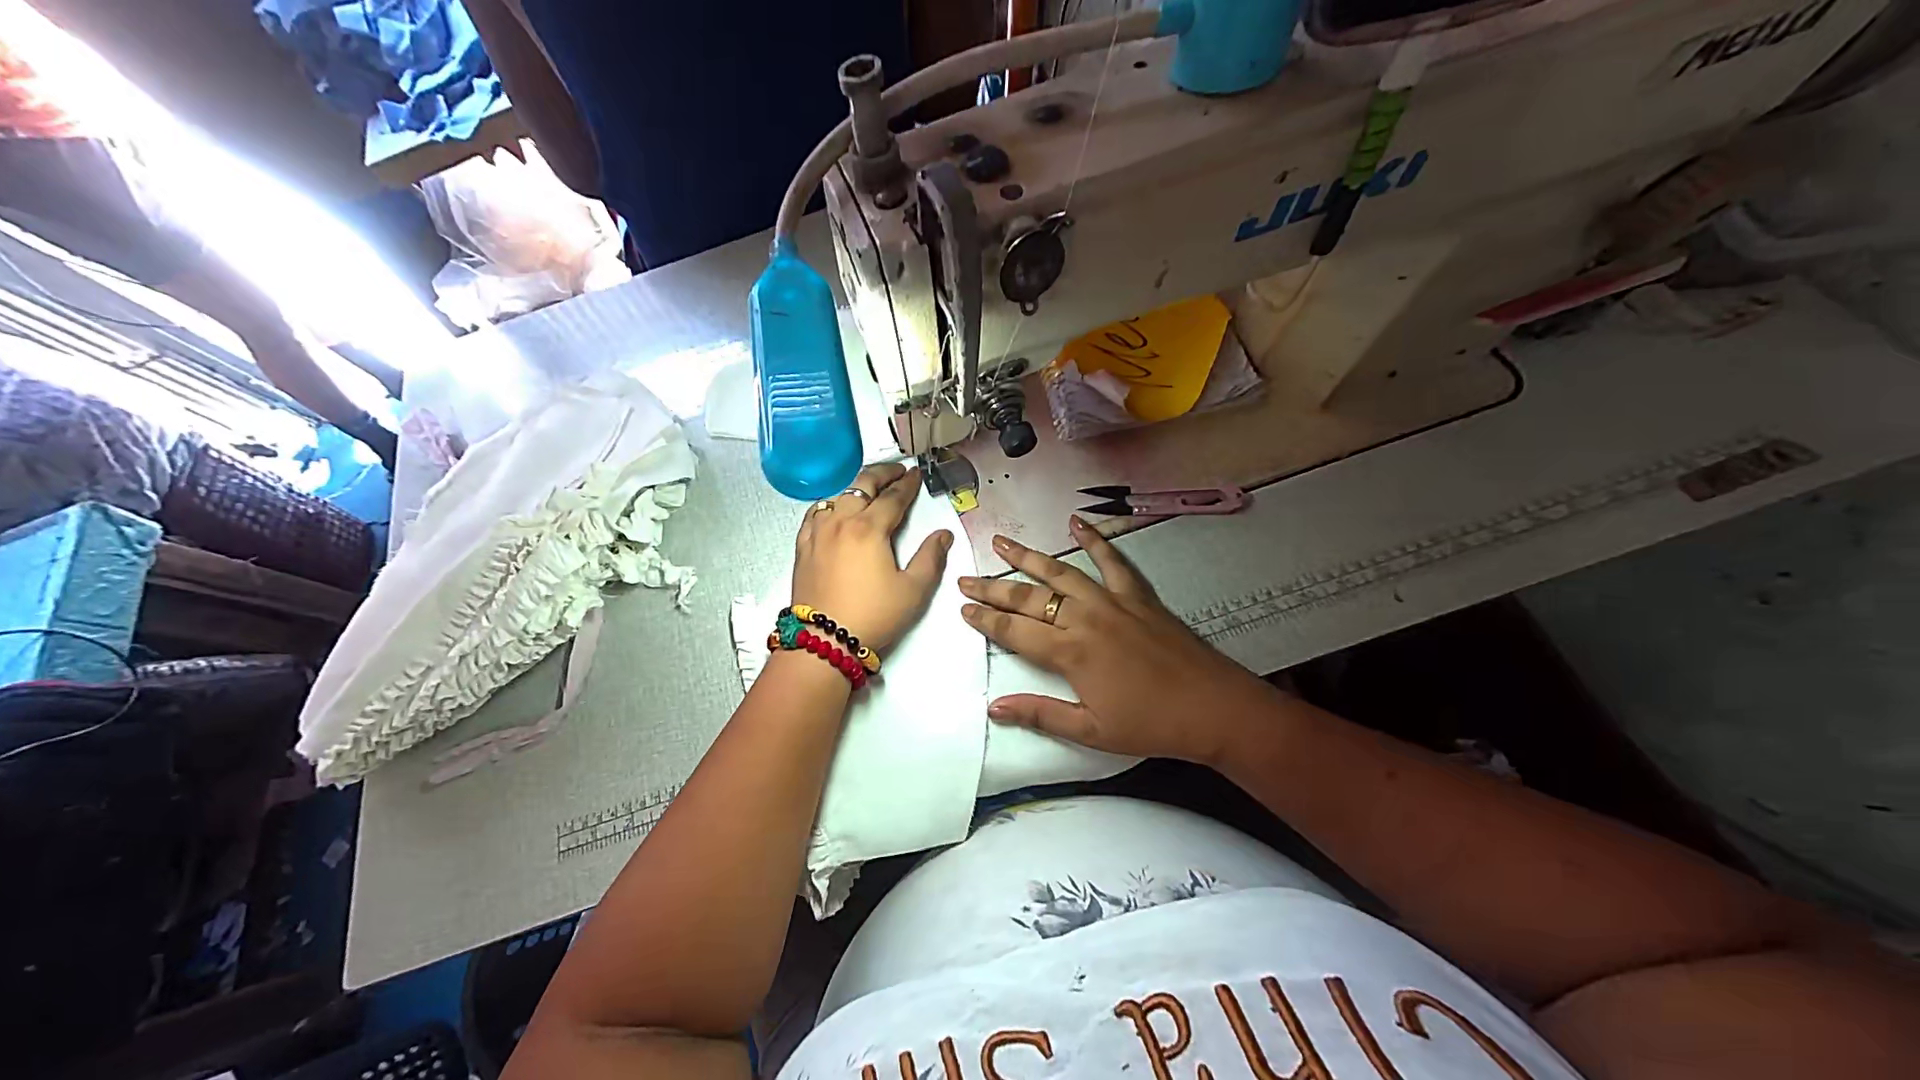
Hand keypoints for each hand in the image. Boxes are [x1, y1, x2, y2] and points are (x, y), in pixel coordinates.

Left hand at [791, 464, 951, 652]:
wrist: (824, 641)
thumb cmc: (872, 617)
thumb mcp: (913, 591)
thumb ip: (931, 559)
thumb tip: (942, 536)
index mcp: (869, 529)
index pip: (893, 497)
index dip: (907, 484)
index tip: (915, 475)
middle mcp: (840, 523)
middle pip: (862, 485)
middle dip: (882, 474)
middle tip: (897, 471)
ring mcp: (818, 534)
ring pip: (837, 496)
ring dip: (856, 487)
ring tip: (869, 488)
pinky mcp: (803, 548)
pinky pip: (814, 514)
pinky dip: (829, 505)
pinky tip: (834, 509)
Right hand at [958, 517, 1280, 764]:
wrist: (1212, 707)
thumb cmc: (1150, 724)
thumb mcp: (1090, 731)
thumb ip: (1040, 714)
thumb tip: (993, 708)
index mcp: (1069, 652)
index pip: (1013, 631)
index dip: (984, 620)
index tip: (962, 608)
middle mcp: (1084, 617)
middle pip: (1028, 598)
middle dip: (992, 588)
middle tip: (965, 578)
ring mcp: (1112, 601)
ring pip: (1060, 572)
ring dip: (1028, 557)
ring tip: (1001, 543)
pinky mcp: (1138, 595)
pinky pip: (1112, 560)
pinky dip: (1094, 539)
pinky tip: (1077, 523)